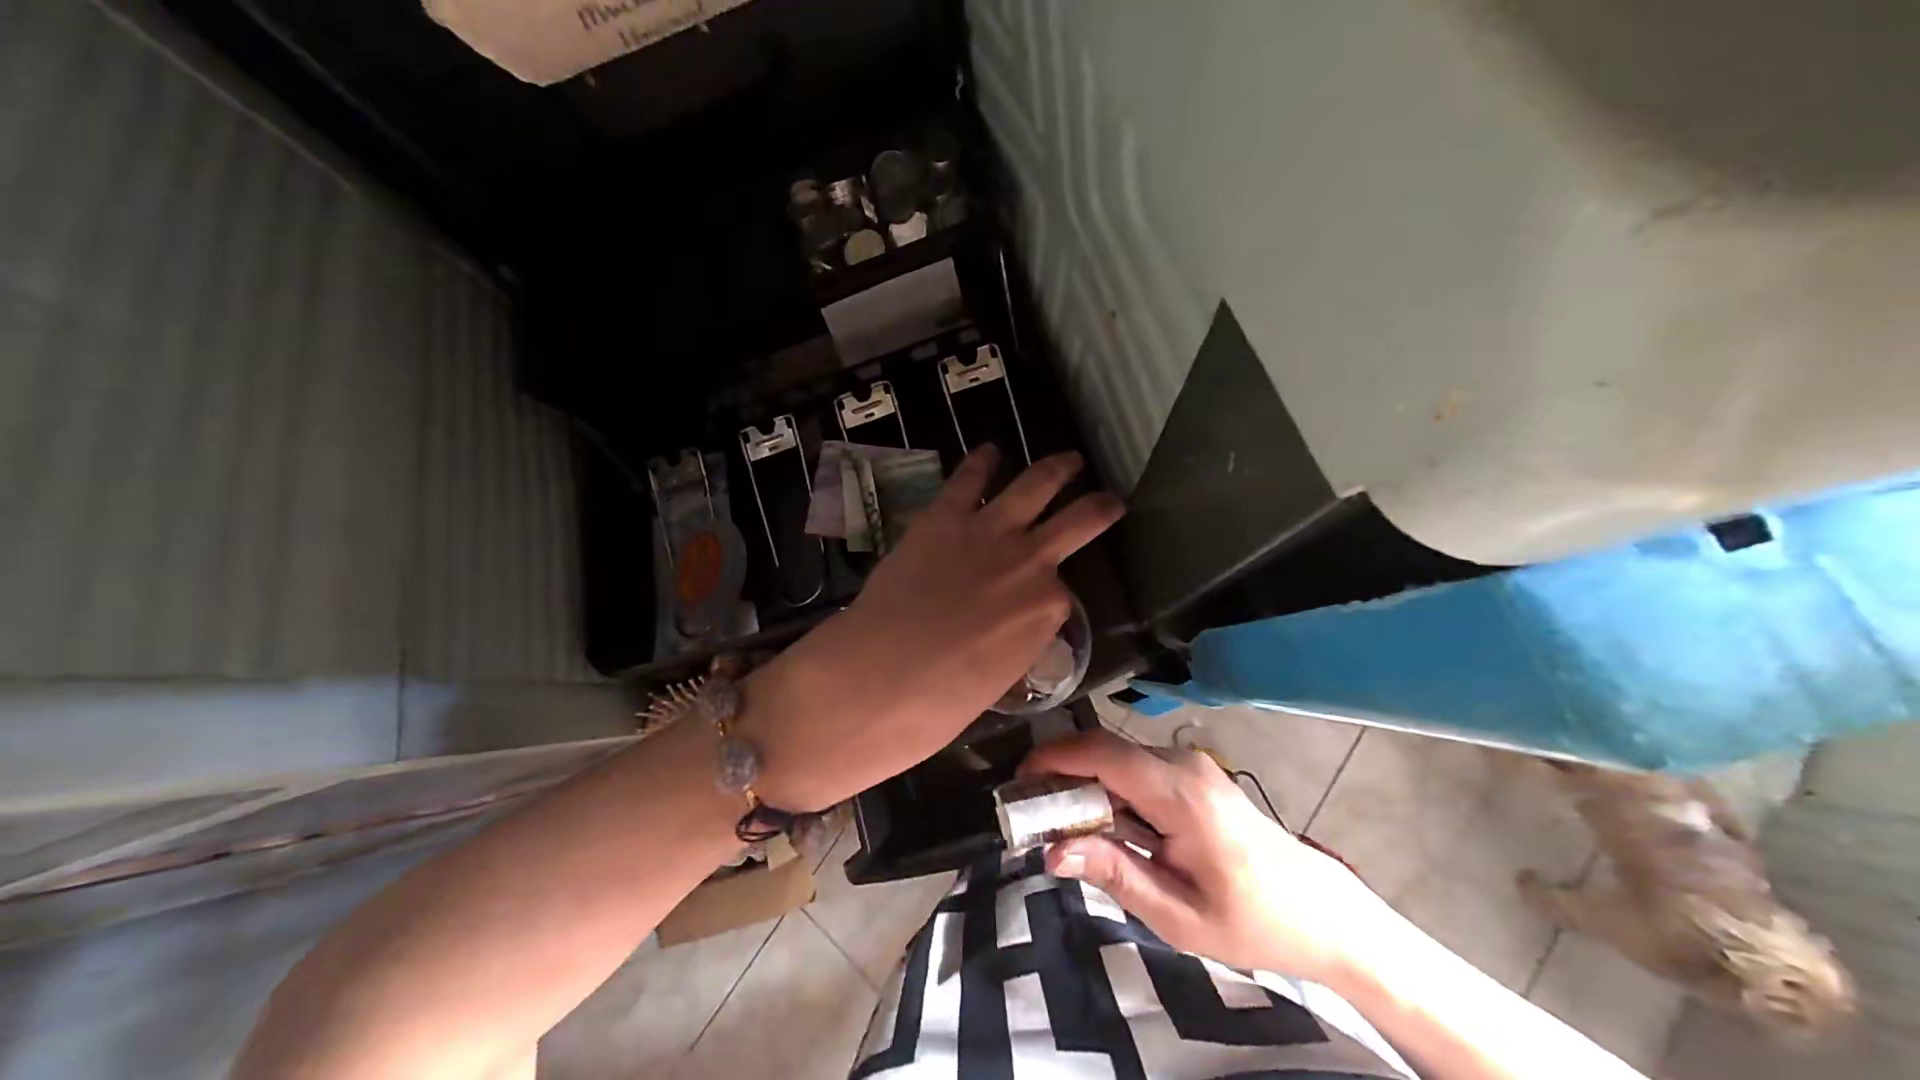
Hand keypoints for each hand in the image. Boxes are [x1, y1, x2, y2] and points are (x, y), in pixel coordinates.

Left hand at [741, 446, 1123, 810]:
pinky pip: (969, 479)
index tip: (1039, 598)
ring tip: (1069, 460)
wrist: (884, 675)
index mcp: (1049, 609)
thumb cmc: (943, 698)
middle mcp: (1032, 561)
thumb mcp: (1001, 678)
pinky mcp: (945, 516)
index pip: (1061, 593)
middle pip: (1081, 520)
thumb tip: (1009, 629)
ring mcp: (990, 532)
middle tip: (1110, 500)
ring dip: (1058, 468)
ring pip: (1038, 484)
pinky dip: (982, 462)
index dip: (1049, 596)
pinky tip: (989, 452)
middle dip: (1100, 507)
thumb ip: (1017, 642)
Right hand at [1019, 729, 1396, 983]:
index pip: (1103, 754)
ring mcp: (1191, 766)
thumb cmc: (1253, 921)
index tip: (1019, 783)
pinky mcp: (1193, 775)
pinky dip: (1108, 789)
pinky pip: (1136, 769)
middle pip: (1105, 750)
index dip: (1054, 758)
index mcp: (1181, 795)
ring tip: (1059, 825)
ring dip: (1083, 783)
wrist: (1321, 912)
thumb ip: (1115, 875)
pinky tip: (1102, 826)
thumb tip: (1052, 852)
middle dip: (1061, 774)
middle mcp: (1184, 766)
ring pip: (1118, 758)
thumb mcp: (1179, 915)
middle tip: (1031, 813)